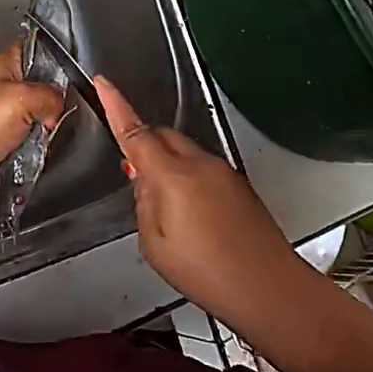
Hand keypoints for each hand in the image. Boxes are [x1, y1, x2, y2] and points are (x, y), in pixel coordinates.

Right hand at [93, 75, 296, 311]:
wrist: (268, 288)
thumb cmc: (207, 271)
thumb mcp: (154, 243)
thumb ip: (143, 202)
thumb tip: (143, 181)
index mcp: (173, 176)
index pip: (136, 132)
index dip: (116, 105)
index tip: (104, 84)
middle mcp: (201, 164)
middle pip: (162, 136)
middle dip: (144, 148)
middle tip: (135, 182)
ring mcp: (224, 172)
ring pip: (184, 153)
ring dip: (168, 168)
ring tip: (168, 214)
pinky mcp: (239, 184)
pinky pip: (204, 169)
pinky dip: (189, 181)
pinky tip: (192, 219)